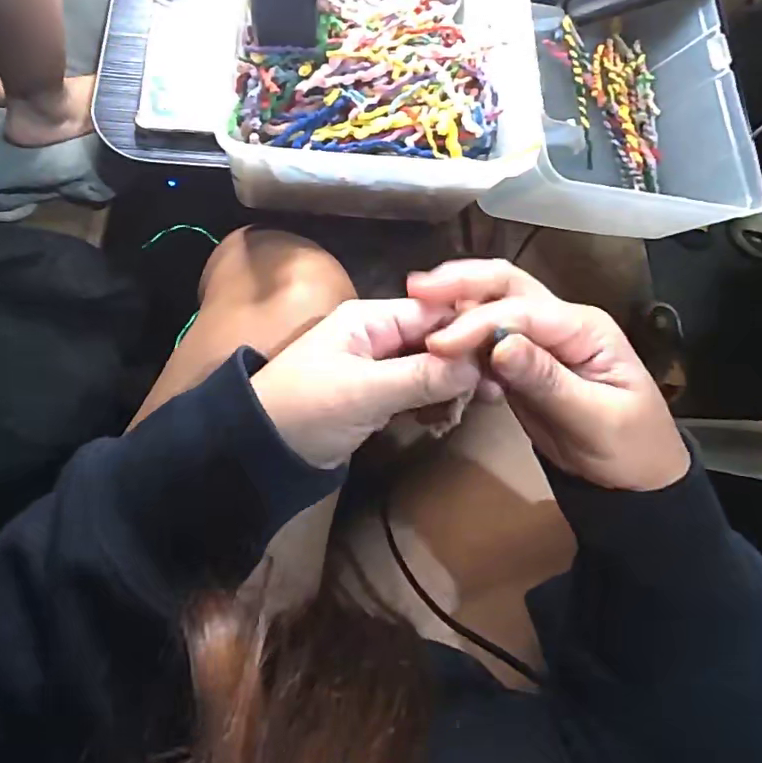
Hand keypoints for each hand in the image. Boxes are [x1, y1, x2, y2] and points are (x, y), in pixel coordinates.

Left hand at [251, 299, 481, 468]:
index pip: (431, 312)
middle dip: (463, 364)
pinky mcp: (375, 394)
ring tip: (474, 408)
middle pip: (434, 339)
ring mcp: (376, 365)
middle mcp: (377, 334)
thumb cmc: (306, 408)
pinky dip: (432, 403)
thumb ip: (422, 376)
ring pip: (429, 366)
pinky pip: (415, 390)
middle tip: (495, 392)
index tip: (503, 356)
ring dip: (451, 387)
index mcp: (369, 318)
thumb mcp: (366, 391)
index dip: (467, 331)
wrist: (258, 450)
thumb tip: (478, 364)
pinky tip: (444, 420)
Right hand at [408, 260, 688, 490]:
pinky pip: (485, 336)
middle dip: (462, 281)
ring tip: (417, 307)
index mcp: (584, 327)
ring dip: (456, 302)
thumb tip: (498, 346)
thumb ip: (546, 380)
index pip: (522, 311)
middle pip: (507, 284)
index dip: (477, 323)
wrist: (636, 481)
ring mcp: (540, 337)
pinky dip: (461, 333)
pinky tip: (438, 343)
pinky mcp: (522, 358)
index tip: (438, 344)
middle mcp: (560, 320)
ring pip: (492, 302)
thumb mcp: (595, 419)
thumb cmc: (629, 449)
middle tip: (417, 287)